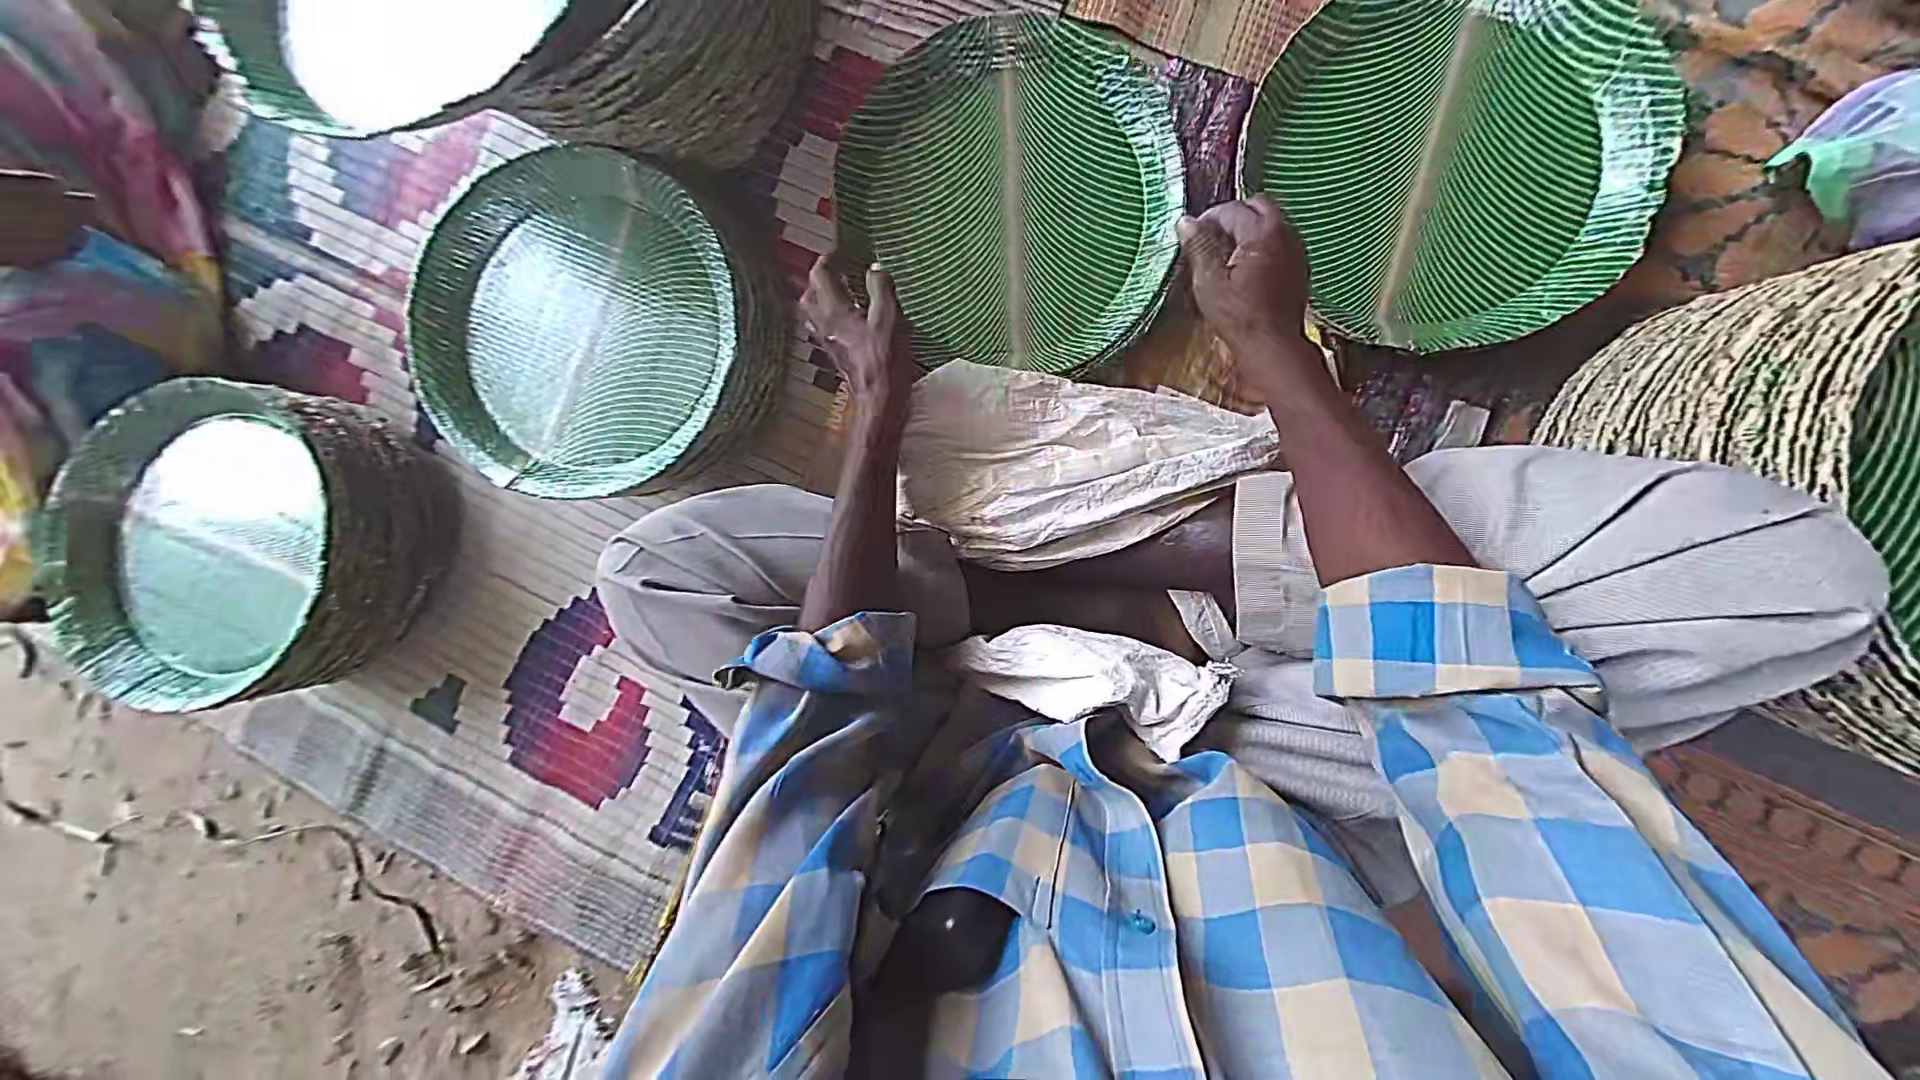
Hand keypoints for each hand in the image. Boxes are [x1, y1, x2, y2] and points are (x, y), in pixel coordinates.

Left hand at [801, 257, 917, 413]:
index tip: (843, 252)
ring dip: (823, 298)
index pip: (820, 274)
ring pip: (814, 312)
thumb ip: (881, 289)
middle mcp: (825, 325)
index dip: (830, 258)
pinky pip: (824, 328)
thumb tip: (875, 269)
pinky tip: (849, 320)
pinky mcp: (836, 355)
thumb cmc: (885, 362)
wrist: (879, 400)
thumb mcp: (890, 319)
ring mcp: (828, 342)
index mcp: (835, 311)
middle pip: (810, 293)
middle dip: (821, 278)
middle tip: (840, 271)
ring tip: (843, 292)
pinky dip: (831, 317)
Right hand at [1177, 194, 1311, 356]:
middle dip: (1233, 215)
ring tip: (1225, 252)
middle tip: (1210, 236)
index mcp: (1262, 232)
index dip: (1209, 218)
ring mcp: (1296, 249)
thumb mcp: (1209, 282)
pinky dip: (1262, 244)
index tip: (1192, 233)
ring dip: (1249, 228)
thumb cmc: (1239, 317)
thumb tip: (1186, 222)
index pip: (1233, 209)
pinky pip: (1280, 241)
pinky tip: (1245, 266)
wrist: (1272, 344)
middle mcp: (1285, 233)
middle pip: (1258, 205)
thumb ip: (1199, 247)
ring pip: (1272, 221)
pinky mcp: (1299, 266)